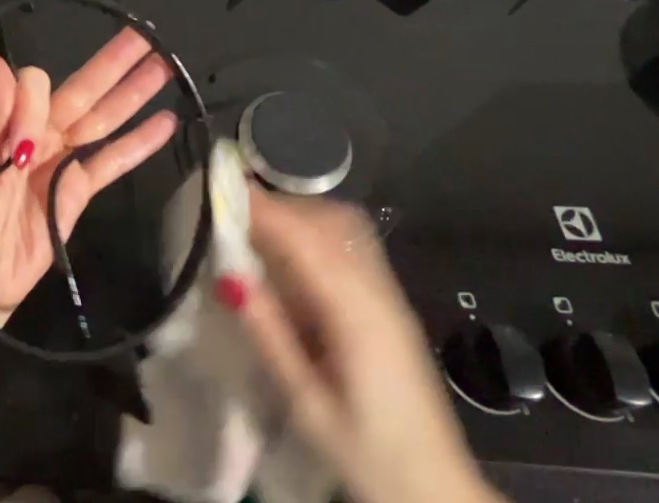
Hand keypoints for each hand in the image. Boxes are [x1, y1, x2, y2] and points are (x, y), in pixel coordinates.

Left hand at [0, 29, 178, 320]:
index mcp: (7, 123)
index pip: (36, 89)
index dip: (36, 101)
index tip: (22, 144)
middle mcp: (37, 134)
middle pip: (81, 92)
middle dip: (112, 66)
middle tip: (147, 37)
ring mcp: (61, 162)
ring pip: (102, 120)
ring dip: (132, 95)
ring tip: (164, 67)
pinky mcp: (78, 193)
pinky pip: (111, 162)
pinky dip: (138, 144)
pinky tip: (164, 122)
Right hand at [226, 190, 502, 502]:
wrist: (437, 489)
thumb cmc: (366, 454)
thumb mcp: (305, 401)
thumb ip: (270, 335)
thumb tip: (229, 277)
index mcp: (356, 316)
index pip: (305, 241)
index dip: (263, 209)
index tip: (221, 187)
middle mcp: (379, 294)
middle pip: (332, 222)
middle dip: (280, 204)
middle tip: (230, 206)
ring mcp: (390, 297)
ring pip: (346, 229)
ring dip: (299, 215)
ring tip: (253, 224)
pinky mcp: (390, 307)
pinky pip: (351, 249)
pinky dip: (314, 233)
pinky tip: (287, 253)